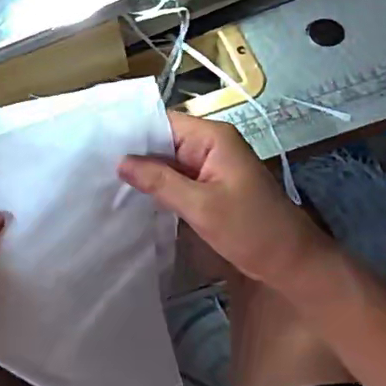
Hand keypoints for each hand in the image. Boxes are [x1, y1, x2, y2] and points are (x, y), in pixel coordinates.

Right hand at [118, 112, 331, 289]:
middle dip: (134, 153)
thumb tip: (121, 162)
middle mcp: (211, 145)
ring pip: (168, 161)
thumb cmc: (252, 230)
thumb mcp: (202, 206)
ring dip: (145, 172)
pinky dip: (158, 187)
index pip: (164, 121)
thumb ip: (161, 181)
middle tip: (94, 164)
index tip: (99, 143)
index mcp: (213, 137)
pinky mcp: (209, 187)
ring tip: (105, 180)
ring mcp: (210, 166)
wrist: (291, 263)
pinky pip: (177, 179)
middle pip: (163, 140)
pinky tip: (132, 196)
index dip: (133, 131)